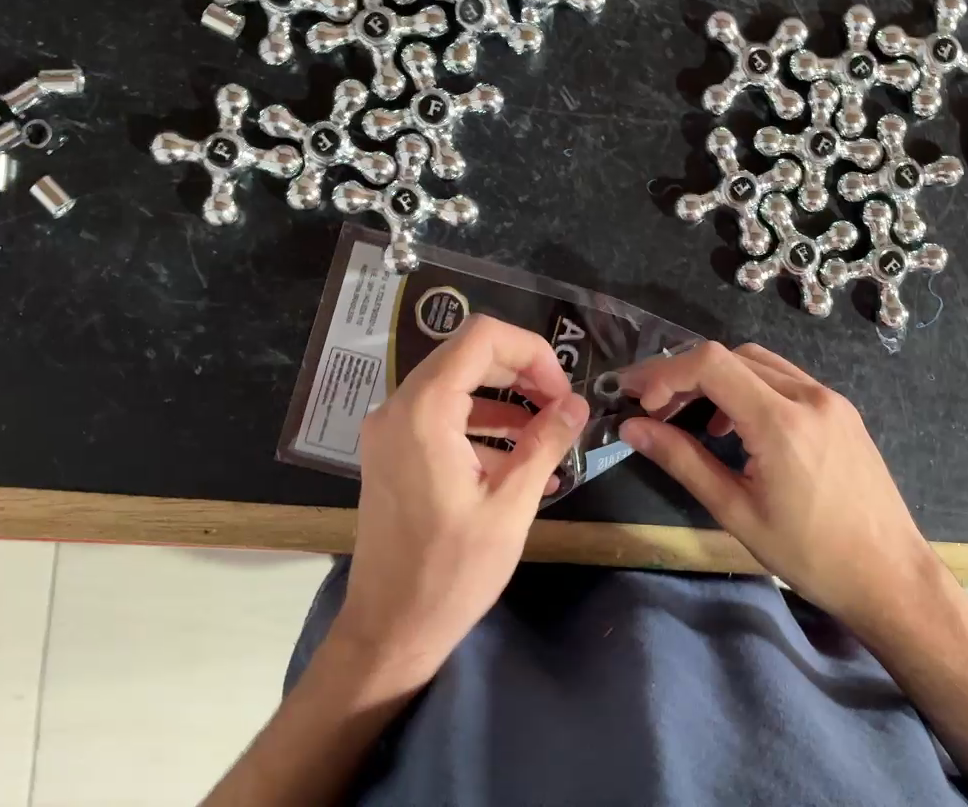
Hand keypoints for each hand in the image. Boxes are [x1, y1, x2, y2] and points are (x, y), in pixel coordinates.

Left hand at [332, 314, 589, 686]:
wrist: (389, 631)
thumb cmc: (452, 572)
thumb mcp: (511, 505)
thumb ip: (545, 443)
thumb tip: (578, 403)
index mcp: (424, 412)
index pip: (482, 338)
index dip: (532, 351)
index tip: (562, 393)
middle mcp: (398, 408)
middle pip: (469, 355)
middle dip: (523, 373)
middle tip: (562, 410)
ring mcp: (391, 431)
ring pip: (459, 385)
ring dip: (508, 402)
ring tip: (550, 439)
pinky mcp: (394, 453)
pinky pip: (444, 417)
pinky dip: (485, 427)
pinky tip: (522, 464)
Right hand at [617, 342, 939, 632]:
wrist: (890, 574)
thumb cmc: (810, 555)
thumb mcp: (737, 512)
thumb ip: (683, 461)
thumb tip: (633, 429)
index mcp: (782, 421)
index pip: (712, 364)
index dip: (666, 373)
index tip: (638, 400)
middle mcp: (809, 395)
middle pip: (733, 356)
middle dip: (687, 375)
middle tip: (655, 410)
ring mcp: (831, 400)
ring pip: (761, 364)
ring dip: (720, 379)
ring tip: (692, 419)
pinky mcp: (842, 411)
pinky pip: (787, 381)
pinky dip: (752, 389)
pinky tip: (739, 428)